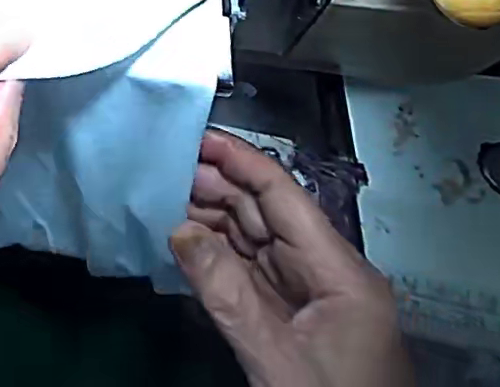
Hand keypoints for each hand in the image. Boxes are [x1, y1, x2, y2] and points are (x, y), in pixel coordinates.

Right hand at [172, 130, 412, 386]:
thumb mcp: (279, 363)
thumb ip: (228, 295)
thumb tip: (177, 229)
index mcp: (340, 271)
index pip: (282, 193)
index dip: (237, 159)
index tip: (192, 137)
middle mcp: (324, 271)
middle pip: (262, 209)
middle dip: (212, 185)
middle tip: (160, 169)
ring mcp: (305, 293)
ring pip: (249, 235)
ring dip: (205, 215)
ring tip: (160, 198)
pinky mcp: (287, 314)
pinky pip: (245, 266)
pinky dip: (211, 249)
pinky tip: (180, 237)